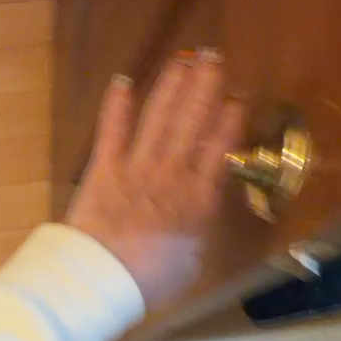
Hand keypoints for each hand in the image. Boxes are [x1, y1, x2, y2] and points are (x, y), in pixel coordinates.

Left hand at [63, 49, 246, 314]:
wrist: (104, 279)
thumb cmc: (152, 281)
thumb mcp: (192, 263)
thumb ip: (199, 232)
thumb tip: (202, 216)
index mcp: (199, 198)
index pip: (220, 149)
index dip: (230, 121)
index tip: (238, 97)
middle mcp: (171, 173)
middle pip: (192, 122)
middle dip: (204, 89)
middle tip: (213, 59)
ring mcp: (136, 167)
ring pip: (158, 118)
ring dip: (172, 86)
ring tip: (184, 59)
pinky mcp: (103, 169)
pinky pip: (111, 131)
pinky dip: (116, 106)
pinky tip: (122, 83)